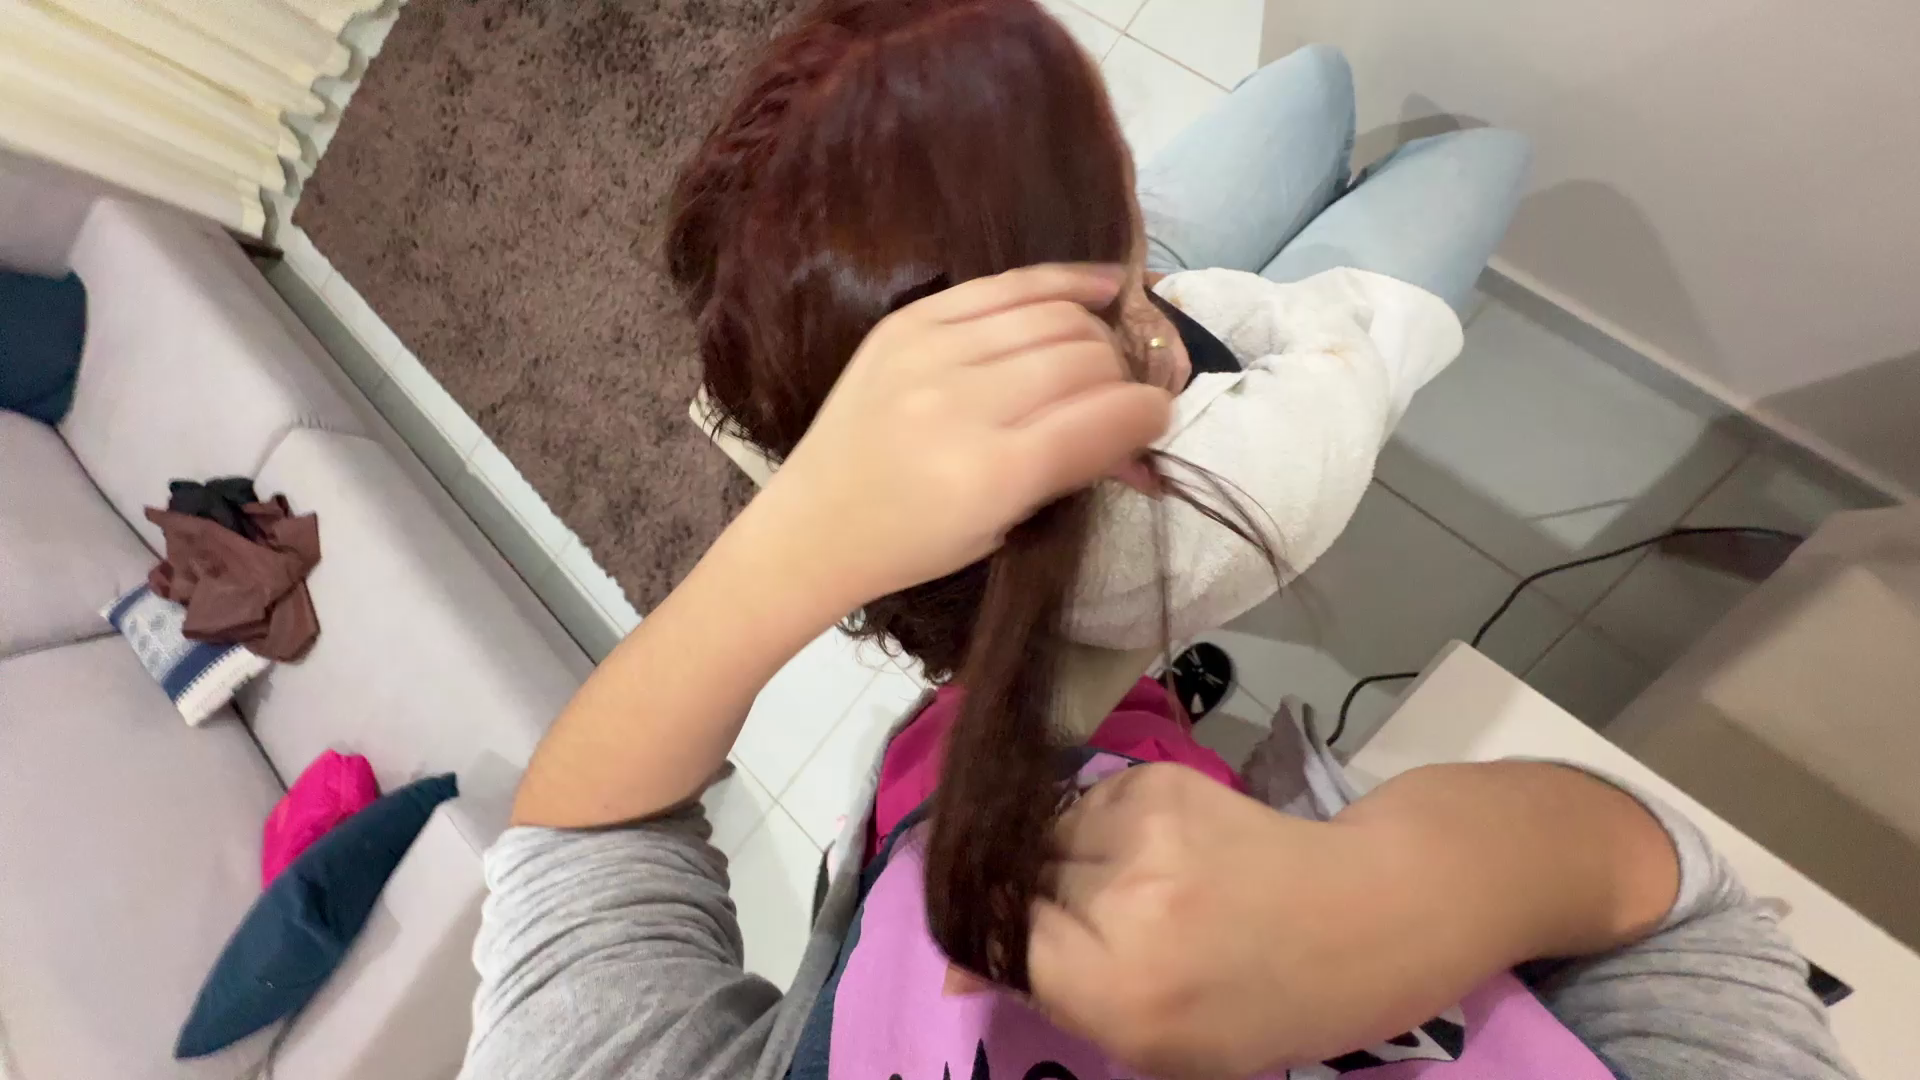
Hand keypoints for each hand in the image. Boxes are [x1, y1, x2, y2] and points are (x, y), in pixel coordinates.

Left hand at [759, 264, 1172, 605]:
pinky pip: (1004, 283)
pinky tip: (1094, 289)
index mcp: (990, 473)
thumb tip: (1143, 437)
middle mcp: (960, 403)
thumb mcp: (1002, 526)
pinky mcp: (907, 321)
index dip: (1148, 414)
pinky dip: (1060, 283)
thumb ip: (1074, 472)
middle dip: (1123, 376)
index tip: (1159, 417)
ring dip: (1096, 333)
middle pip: (1084, 358)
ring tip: (1103, 354)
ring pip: (1053, 315)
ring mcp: (928, 352)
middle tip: (1122, 395)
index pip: (1104, 418)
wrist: (815, 525)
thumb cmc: (912, 546)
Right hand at [1028, 766, 1431, 1078]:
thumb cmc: (1255, 1001)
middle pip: (1017, 880)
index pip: (997, 938)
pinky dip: (1102, 829)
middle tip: (1104, 920)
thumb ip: (1048, 995)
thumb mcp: (1152, 1044)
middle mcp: (1121, 898)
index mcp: (1118, 986)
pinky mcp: (1156, 776)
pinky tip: (1158, 848)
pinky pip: (1087, 804)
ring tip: (1139, 882)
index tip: (1028, 938)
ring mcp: (1140, 825)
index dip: (1001, 936)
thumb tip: (953, 966)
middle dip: (1038, 898)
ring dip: (1069, 858)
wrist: (1354, 914)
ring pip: (1048, 834)